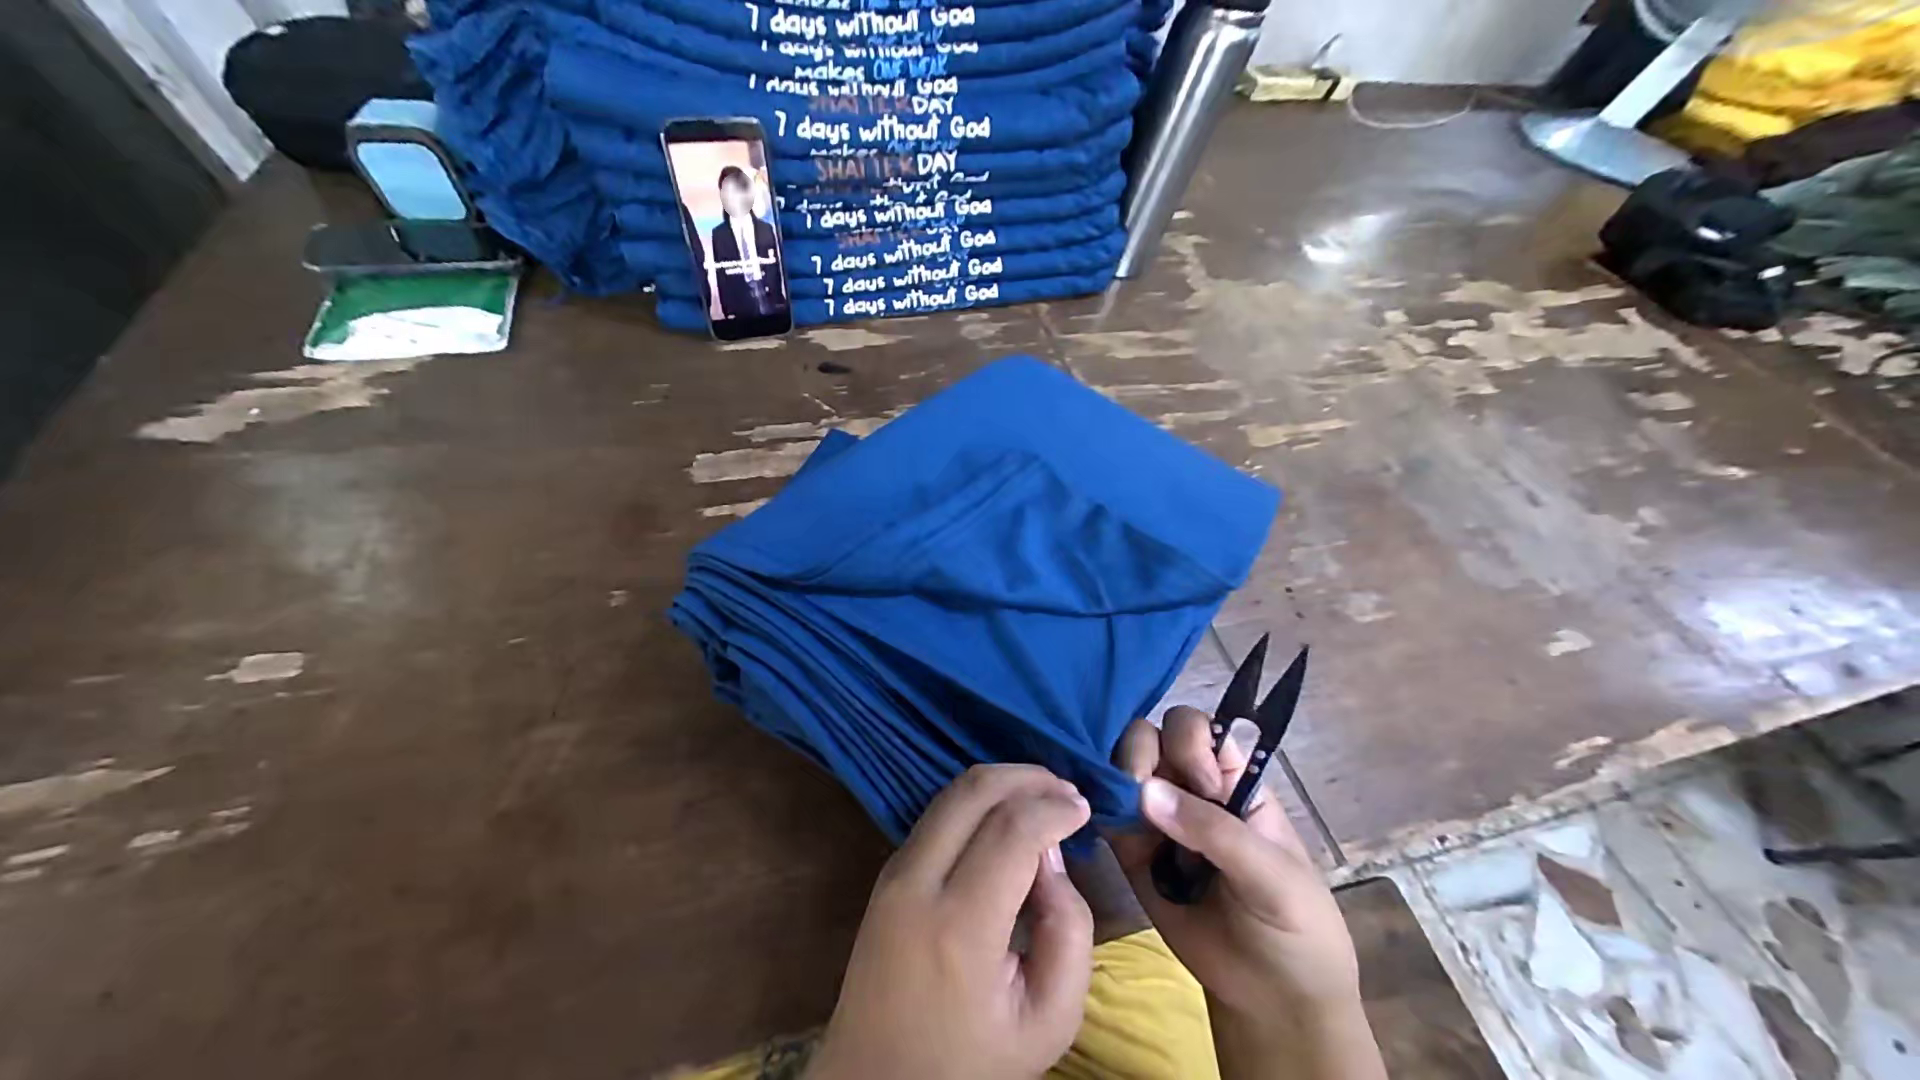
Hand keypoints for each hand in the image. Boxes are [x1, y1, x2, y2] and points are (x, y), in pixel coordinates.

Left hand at [808, 765, 1094, 1079]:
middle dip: (1028, 777)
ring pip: (951, 793)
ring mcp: (894, 872)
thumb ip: (1068, 932)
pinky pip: (938, 814)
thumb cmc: (971, 1062)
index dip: (1055, 807)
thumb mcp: (1050, 1020)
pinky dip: (978, 800)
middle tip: (1067, 792)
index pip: (1011, 830)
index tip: (1086, 808)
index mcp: (959, 926)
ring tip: (1043, 798)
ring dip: (1002, 783)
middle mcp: (917, 882)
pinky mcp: (887, 872)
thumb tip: (1052, 856)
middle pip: (974, 791)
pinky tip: (1007, 816)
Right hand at [1110, 708, 1383, 1079]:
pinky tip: (1095, 816)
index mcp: (1232, 779)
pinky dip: (1094, 804)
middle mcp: (1189, 785)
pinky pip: (1102, 809)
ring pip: (1120, 764)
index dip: (1190, 742)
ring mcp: (1156, 814)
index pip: (1198, 728)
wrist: (1270, 996)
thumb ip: (1214, 831)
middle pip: (1151, 735)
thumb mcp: (1272, 876)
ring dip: (1115, 774)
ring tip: (1125, 814)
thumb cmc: (1294, 925)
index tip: (1200, 783)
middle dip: (1142, 753)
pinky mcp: (1128, 846)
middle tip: (1147, 796)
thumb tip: (1144, 792)